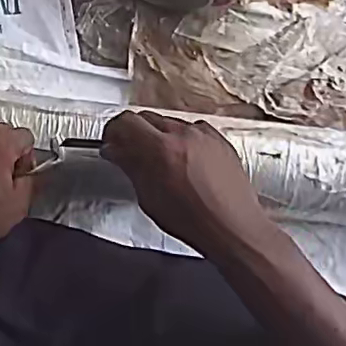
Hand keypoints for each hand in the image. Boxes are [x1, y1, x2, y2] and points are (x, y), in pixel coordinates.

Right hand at [102, 111, 272, 248]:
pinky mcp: (220, 140)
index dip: (114, 130)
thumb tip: (114, 150)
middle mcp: (183, 134)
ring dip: (159, 136)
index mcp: (160, 148)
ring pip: (170, 123)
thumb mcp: (149, 197)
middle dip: (135, 132)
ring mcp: (204, 135)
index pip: (127, 121)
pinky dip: (183, 139)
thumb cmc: (192, 219)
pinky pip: (193, 130)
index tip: (113, 140)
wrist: (232, 227)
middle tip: (131, 150)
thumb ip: (130, 166)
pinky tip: (183, 159)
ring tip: (160, 160)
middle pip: (148, 118)